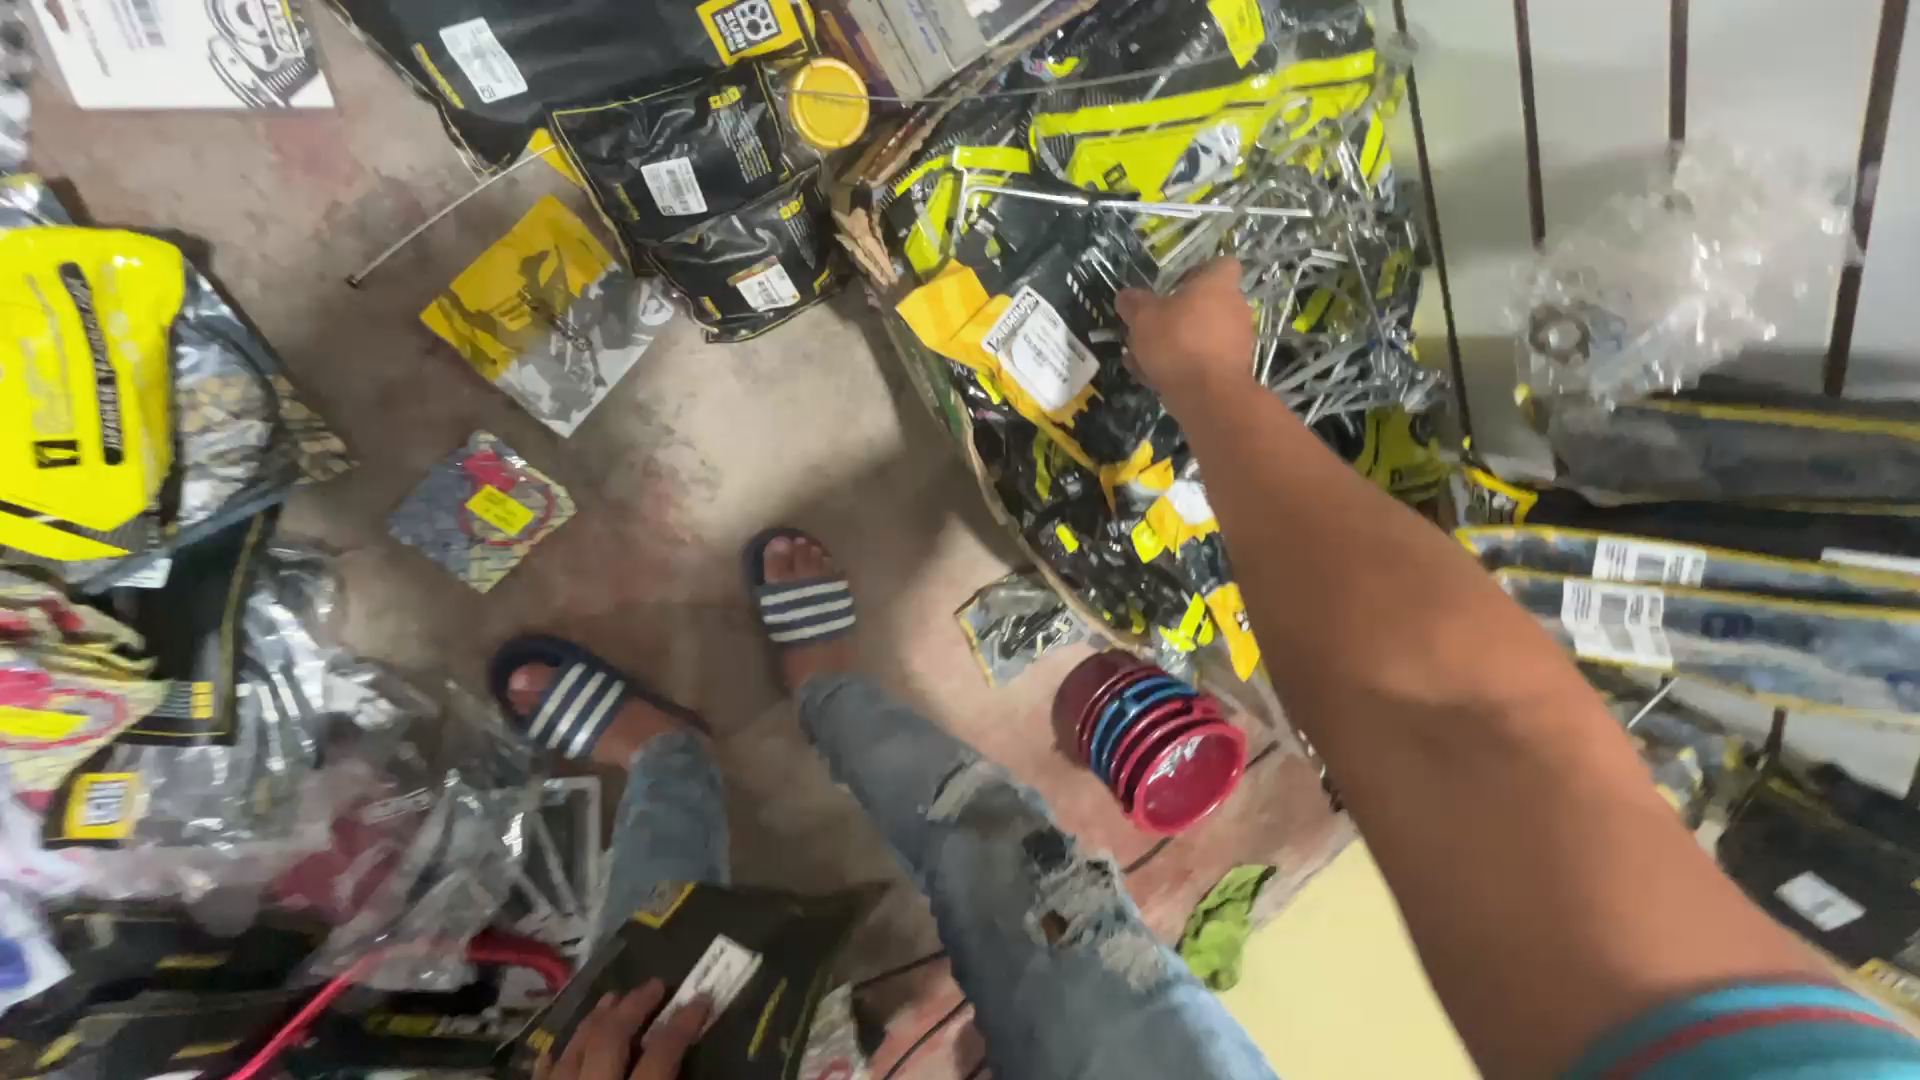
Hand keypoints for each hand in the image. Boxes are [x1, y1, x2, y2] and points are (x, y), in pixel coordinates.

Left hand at [535, 982, 712, 1079]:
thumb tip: (688, 1063)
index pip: (661, 1054)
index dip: (684, 1023)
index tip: (703, 999)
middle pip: (610, 1039)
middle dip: (634, 1007)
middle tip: (656, 985)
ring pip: (573, 1051)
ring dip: (594, 1021)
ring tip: (613, 999)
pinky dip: (552, 1061)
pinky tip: (559, 1048)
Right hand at [1116, 256, 1256, 418]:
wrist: (1207, 394)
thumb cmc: (1176, 341)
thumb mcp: (1142, 317)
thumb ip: (1133, 304)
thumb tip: (1126, 296)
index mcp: (1218, 285)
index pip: (1221, 264)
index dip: (1198, 273)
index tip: (1175, 288)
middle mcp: (1234, 308)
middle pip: (1206, 305)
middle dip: (1177, 317)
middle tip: (1150, 329)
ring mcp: (1236, 341)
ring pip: (1200, 337)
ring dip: (1174, 345)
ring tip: (1142, 360)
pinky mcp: (1231, 370)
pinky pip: (1201, 362)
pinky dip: (1181, 367)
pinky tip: (1153, 379)